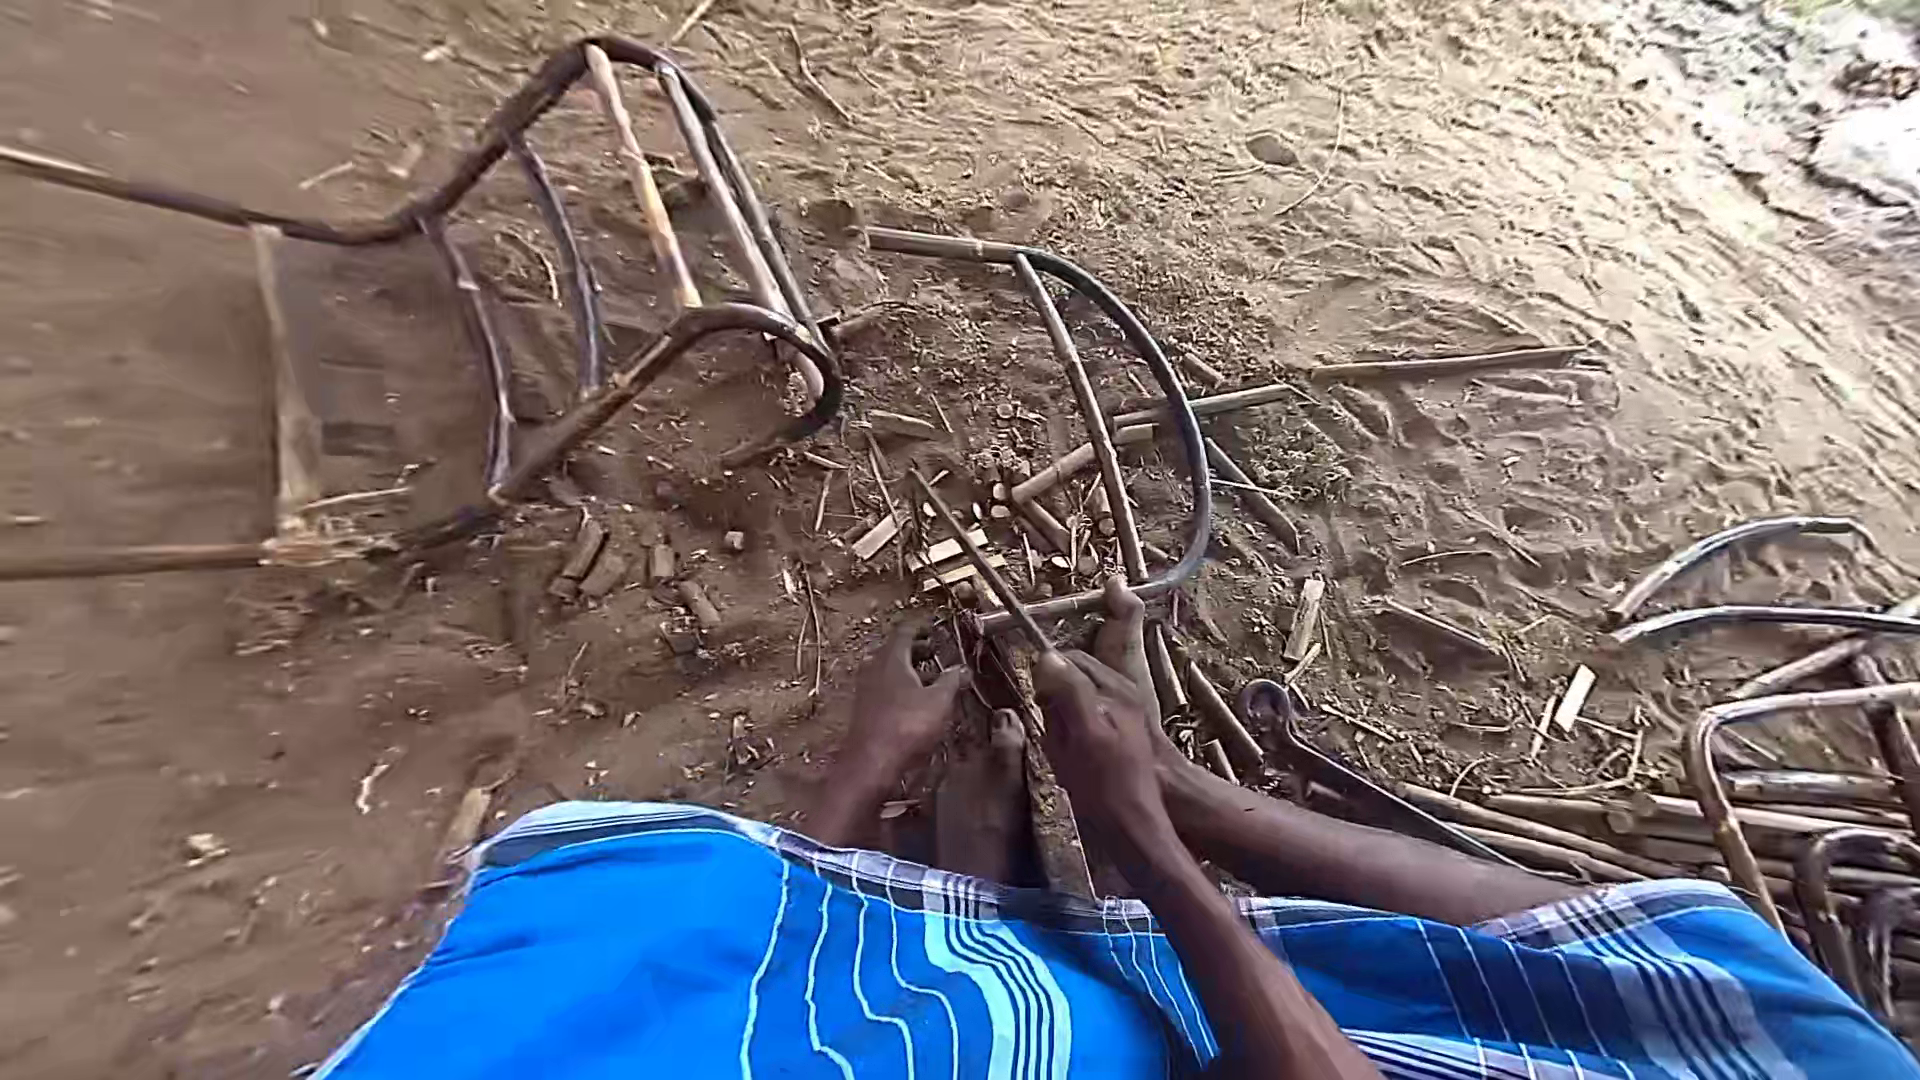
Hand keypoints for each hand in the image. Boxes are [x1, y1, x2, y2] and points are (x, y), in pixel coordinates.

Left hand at [841, 619, 968, 781]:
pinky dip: (900, 686)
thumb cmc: (907, 725)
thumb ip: (951, 681)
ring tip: (930, 677)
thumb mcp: (939, 701)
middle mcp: (874, 667)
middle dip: (916, 649)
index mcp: (892, 658)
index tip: (933, 627)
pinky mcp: (864, 709)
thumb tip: (962, 668)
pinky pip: (884, 687)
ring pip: (889, 670)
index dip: (920, 627)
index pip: (905, 631)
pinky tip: (914, 701)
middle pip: (895, 650)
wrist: (871, 763)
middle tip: (934, 651)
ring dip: (908, 670)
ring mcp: (866, 688)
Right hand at [1033, 645, 1170, 857]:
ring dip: (1062, 718)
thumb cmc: (1105, 785)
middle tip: (1050, 727)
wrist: (1136, 830)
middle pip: (1073, 678)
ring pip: (1076, 702)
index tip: (1038, 701)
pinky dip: (1073, 733)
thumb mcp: (1081, 733)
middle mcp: (1123, 695)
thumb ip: (1068, 690)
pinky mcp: (1121, 737)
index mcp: (1116, 688)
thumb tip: (1047, 657)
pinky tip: (1074, 757)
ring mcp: (1124, 716)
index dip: (1047, 675)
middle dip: (1054, 698)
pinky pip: (1085, 722)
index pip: (1070, 660)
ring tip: (1062, 746)